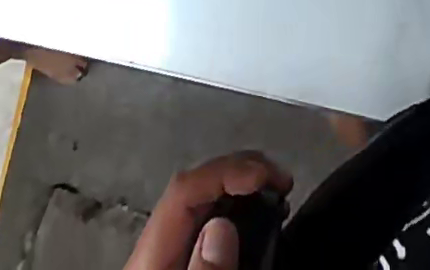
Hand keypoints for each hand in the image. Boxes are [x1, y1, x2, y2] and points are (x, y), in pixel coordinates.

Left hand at [123, 152, 292, 269]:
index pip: (183, 190)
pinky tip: (257, 215)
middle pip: (193, 189)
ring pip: (201, 204)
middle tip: (281, 179)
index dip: (225, 171)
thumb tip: (222, 226)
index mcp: (149, 253)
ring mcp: (167, 252)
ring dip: (240, 188)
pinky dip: (235, 212)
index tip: (266, 175)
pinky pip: (205, 224)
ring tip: (275, 189)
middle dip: (238, 170)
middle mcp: (156, 246)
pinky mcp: (181, 259)